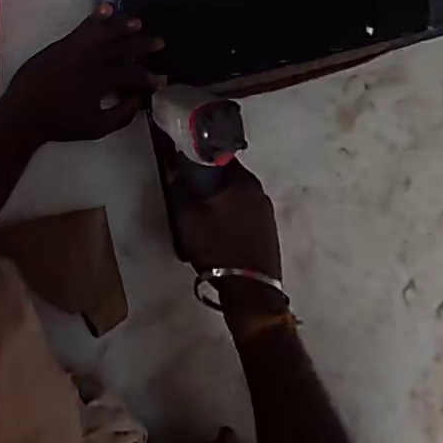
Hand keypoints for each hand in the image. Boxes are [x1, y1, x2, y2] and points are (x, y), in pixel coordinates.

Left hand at [0, 4, 163, 145]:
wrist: (24, 113)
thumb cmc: (60, 123)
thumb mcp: (96, 128)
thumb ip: (121, 115)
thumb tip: (138, 100)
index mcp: (101, 81)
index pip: (132, 75)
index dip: (149, 77)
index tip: (161, 79)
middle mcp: (92, 60)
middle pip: (123, 48)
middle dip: (144, 45)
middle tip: (160, 43)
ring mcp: (77, 49)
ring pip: (106, 32)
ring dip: (123, 26)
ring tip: (137, 22)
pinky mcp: (64, 44)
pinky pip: (84, 26)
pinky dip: (97, 16)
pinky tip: (107, 7)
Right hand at [161, 148, 282, 311]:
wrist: (249, 289)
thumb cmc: (216, 248)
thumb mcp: (187, 218)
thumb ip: (179, 188)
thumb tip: (172, 165)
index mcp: (241, 180)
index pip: (219, 154)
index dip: (200, 156)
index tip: (186, 162)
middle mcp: (259, 189)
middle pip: (231, 174)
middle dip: (212, 178)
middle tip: (193, 189)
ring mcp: (267, 209)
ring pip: (240, 192)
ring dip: (224, 196)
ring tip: (205, 210)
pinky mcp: (270, 228)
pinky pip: (248, 209)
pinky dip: (235, 211)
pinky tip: (222, 226)